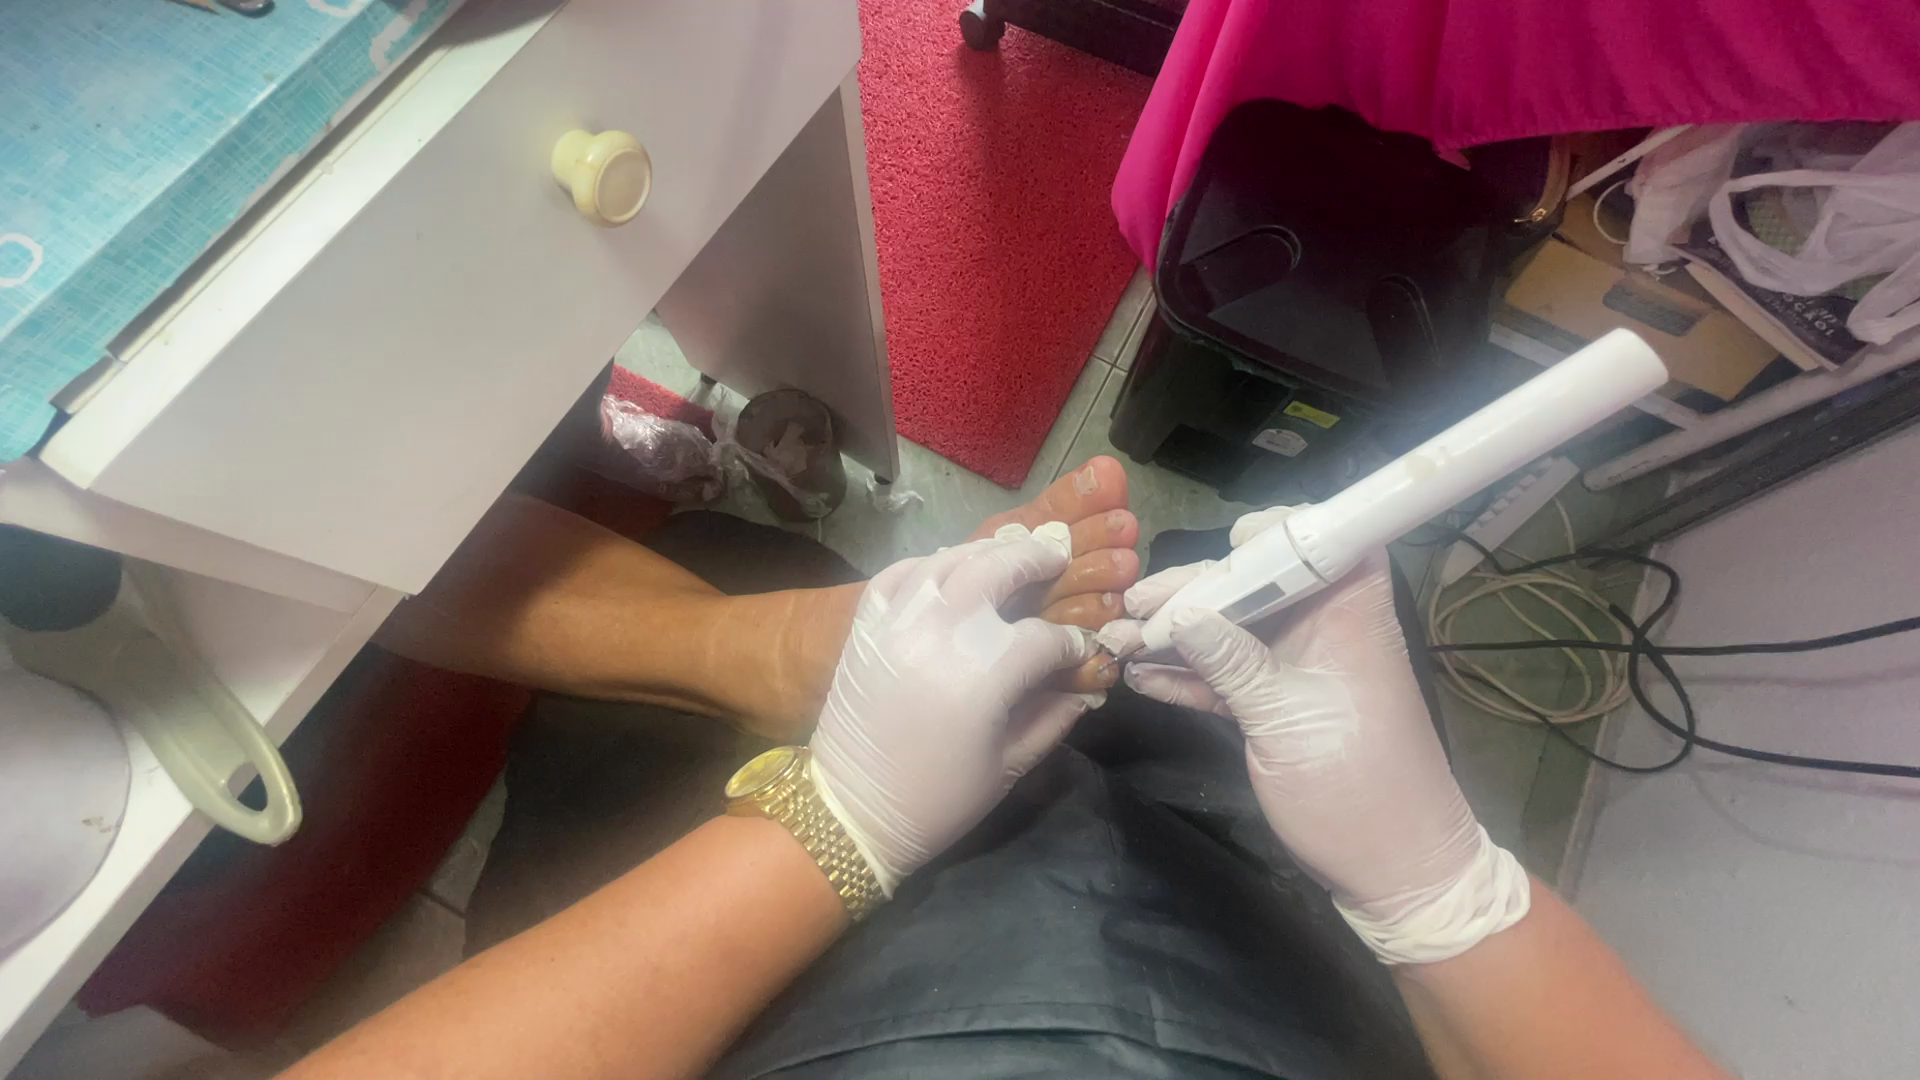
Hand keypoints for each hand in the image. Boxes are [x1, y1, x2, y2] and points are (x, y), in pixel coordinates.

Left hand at [809, 524, 1101, 893]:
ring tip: (1009, 556)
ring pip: (948, 560)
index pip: (1041, 638)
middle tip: (1055, 557)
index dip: (1070, 644)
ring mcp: (896, 622)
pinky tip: (949, 569)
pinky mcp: (866, 625)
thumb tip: (1086, 684)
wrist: (850, 810)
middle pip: (995, 569)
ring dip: (986, 552)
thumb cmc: (938, 800)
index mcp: (980, 677)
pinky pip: (899, 573)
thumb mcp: (1008, 766)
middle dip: (1033, 559)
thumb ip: (1053, 717)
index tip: (1080, 650)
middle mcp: (938, 634)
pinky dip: (929, 563)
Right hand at [1102, 509, 1529, 963]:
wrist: (1393, 875)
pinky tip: (1141, 677)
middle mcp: (1319, 633)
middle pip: (1254, 588)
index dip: (1282, 534)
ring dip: (1175, 637)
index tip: (1228, 545)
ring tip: (1117, 640)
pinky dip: (1185, 677)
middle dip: (1193, 593)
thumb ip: (1231, 662)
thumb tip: (1178, 615)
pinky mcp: (1271, 705)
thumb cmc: (1357, 789)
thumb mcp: (1286, 721)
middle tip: (1133, 604)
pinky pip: (1222, 676)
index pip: (1328, 546)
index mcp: (1348, 620)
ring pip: (1229, 632)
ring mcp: (1291, 669)